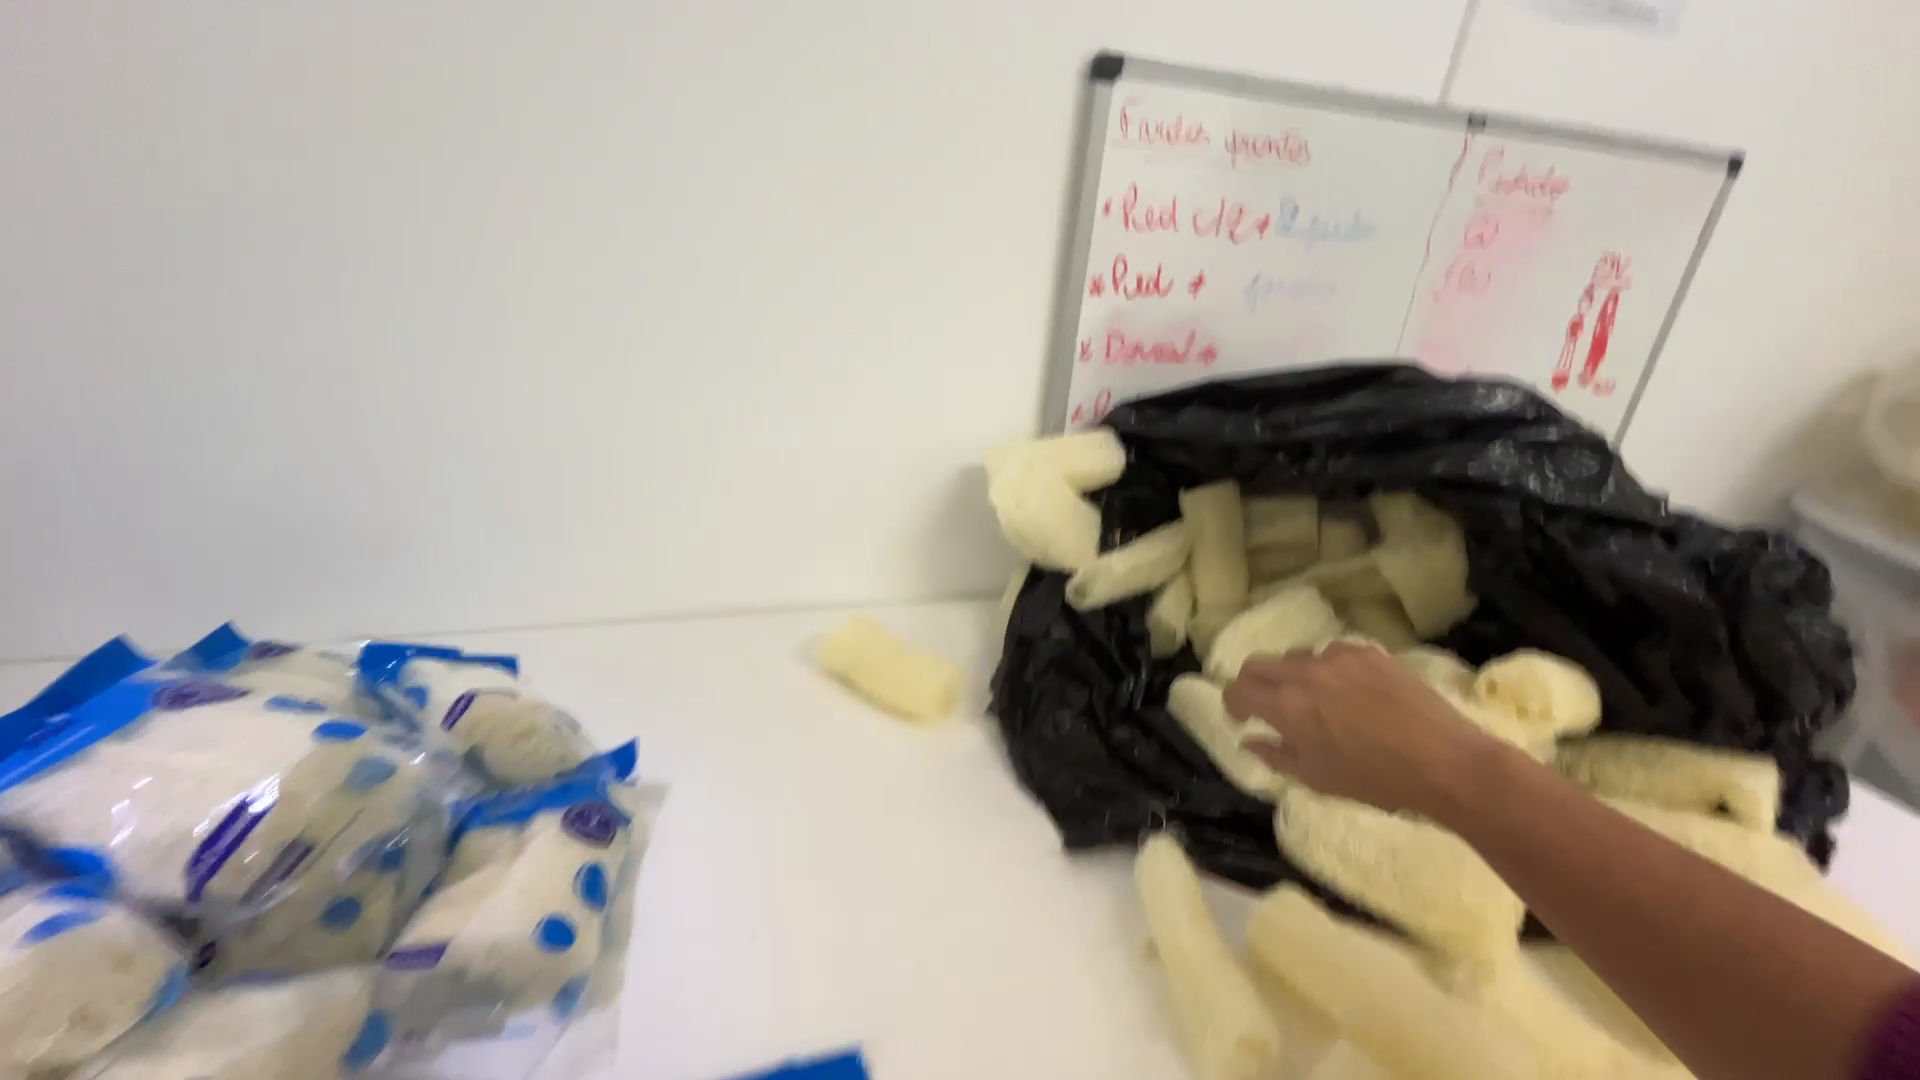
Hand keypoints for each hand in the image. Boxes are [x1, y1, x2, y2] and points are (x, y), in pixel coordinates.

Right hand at [1222, 642, 1504, 819]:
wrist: (1446, 762)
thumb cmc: (1376, 780)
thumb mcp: (1317, 779)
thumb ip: (1276, 756)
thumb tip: (1250, 741)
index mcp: (1285, 706)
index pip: (1236, 690)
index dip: (1232, 704)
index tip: (1242, 718)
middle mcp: (1304, 673)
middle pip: (1257, 664)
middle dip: (1253, 684)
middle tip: (1268, 705)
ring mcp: (1337, 657)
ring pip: (1296, 656)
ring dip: (1293, 675)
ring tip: (1316, 698)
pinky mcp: (1368, 652)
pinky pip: (1333, 652)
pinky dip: (1330, 668)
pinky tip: (1351, 690)